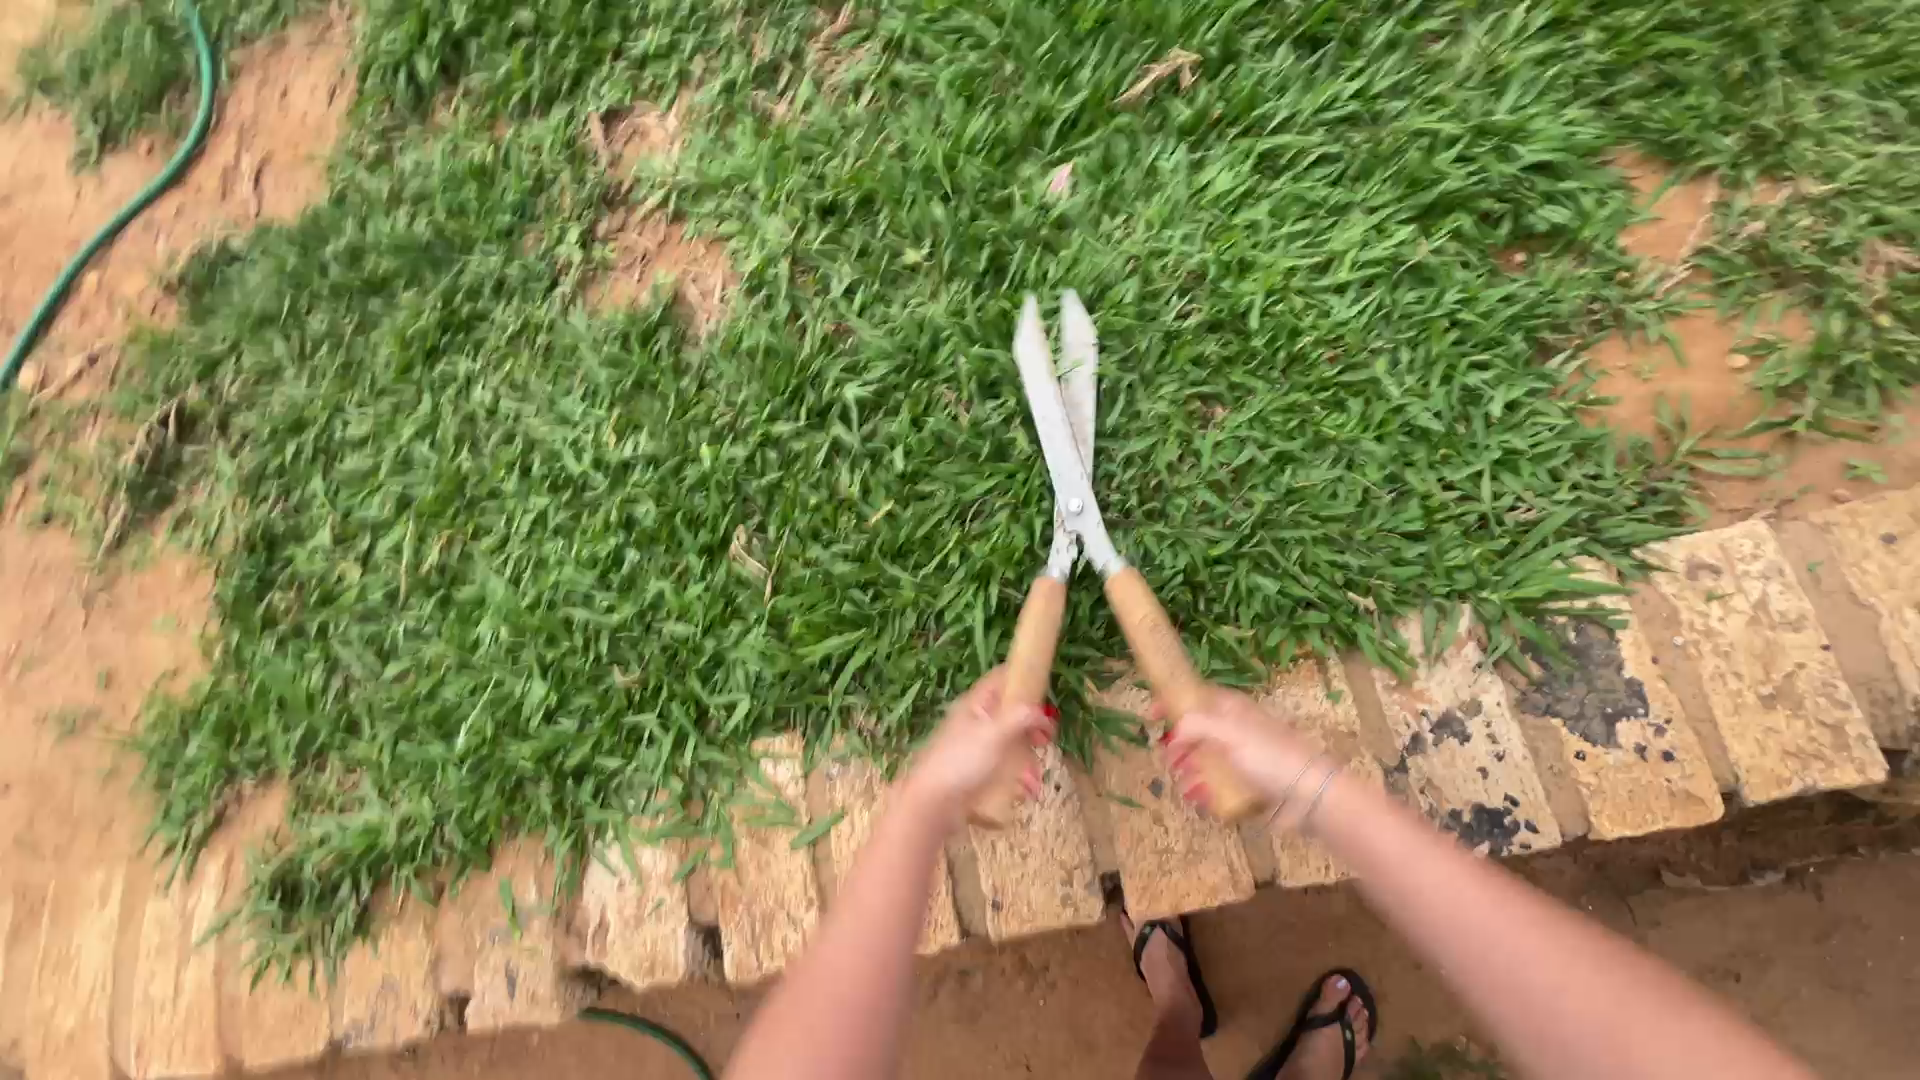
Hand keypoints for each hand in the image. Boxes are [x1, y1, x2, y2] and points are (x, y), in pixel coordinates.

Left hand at [900, 667, 1055, 821]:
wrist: (931, 804)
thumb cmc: (961, 762)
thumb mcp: (994, 733)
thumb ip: (1020, 717)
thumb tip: (1042, 713)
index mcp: (976, 704)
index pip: (1001, 679)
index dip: (1024, 679)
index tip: (1046, 693)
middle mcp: (977, 722)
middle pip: (1012, 713)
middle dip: (1032, 727)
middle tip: (1045, 740)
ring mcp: (977, 747)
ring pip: (1012, 743)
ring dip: (1028, 759)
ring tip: (1033, 780)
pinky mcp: (979, 772)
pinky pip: (1006, 767)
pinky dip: (1019, 777)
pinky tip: (1026, 791)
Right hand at [1156, 686, 1320, 814]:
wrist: (1310, 796)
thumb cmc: (1271, 756)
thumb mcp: (1230, 732)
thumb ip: (1195, 725)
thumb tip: (1173, 733)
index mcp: (1231, 710)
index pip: (1194, 696)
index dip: (1171, 701)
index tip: (1150, 716)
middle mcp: (1233, 730)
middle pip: (1193, 731)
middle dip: (1177, 745)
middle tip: (1169, 759)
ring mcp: (1238, 759)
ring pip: (1201, 760)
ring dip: (1187, 771)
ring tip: (1184, 784)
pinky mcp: (1243, 785)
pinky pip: (1214, 785)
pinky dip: (1202, 791)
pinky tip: (1198, 799)